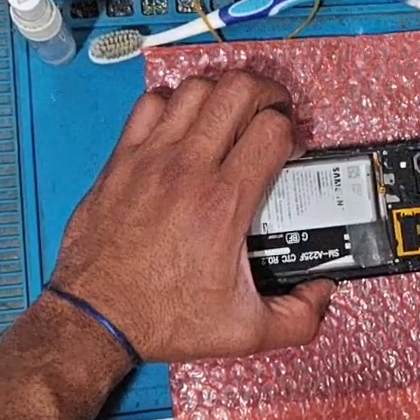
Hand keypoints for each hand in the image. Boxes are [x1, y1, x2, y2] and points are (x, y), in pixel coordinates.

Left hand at [50, 71, 336, 363]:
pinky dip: (173, 103)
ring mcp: (151, 158)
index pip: (272, 129)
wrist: (95, 316)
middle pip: (238, 91)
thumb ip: (298, 317)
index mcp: (224, 202)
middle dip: (267, 94)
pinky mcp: (122, 160)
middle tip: (271, 114)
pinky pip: (150, 104)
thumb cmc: (162, 317)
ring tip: (232, 114)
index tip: (291, 151)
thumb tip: (323, 292)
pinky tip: (184, 125)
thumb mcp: (244, 331)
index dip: (293, 132)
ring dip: (222, 94)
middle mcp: (188, 169)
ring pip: (195, 88)